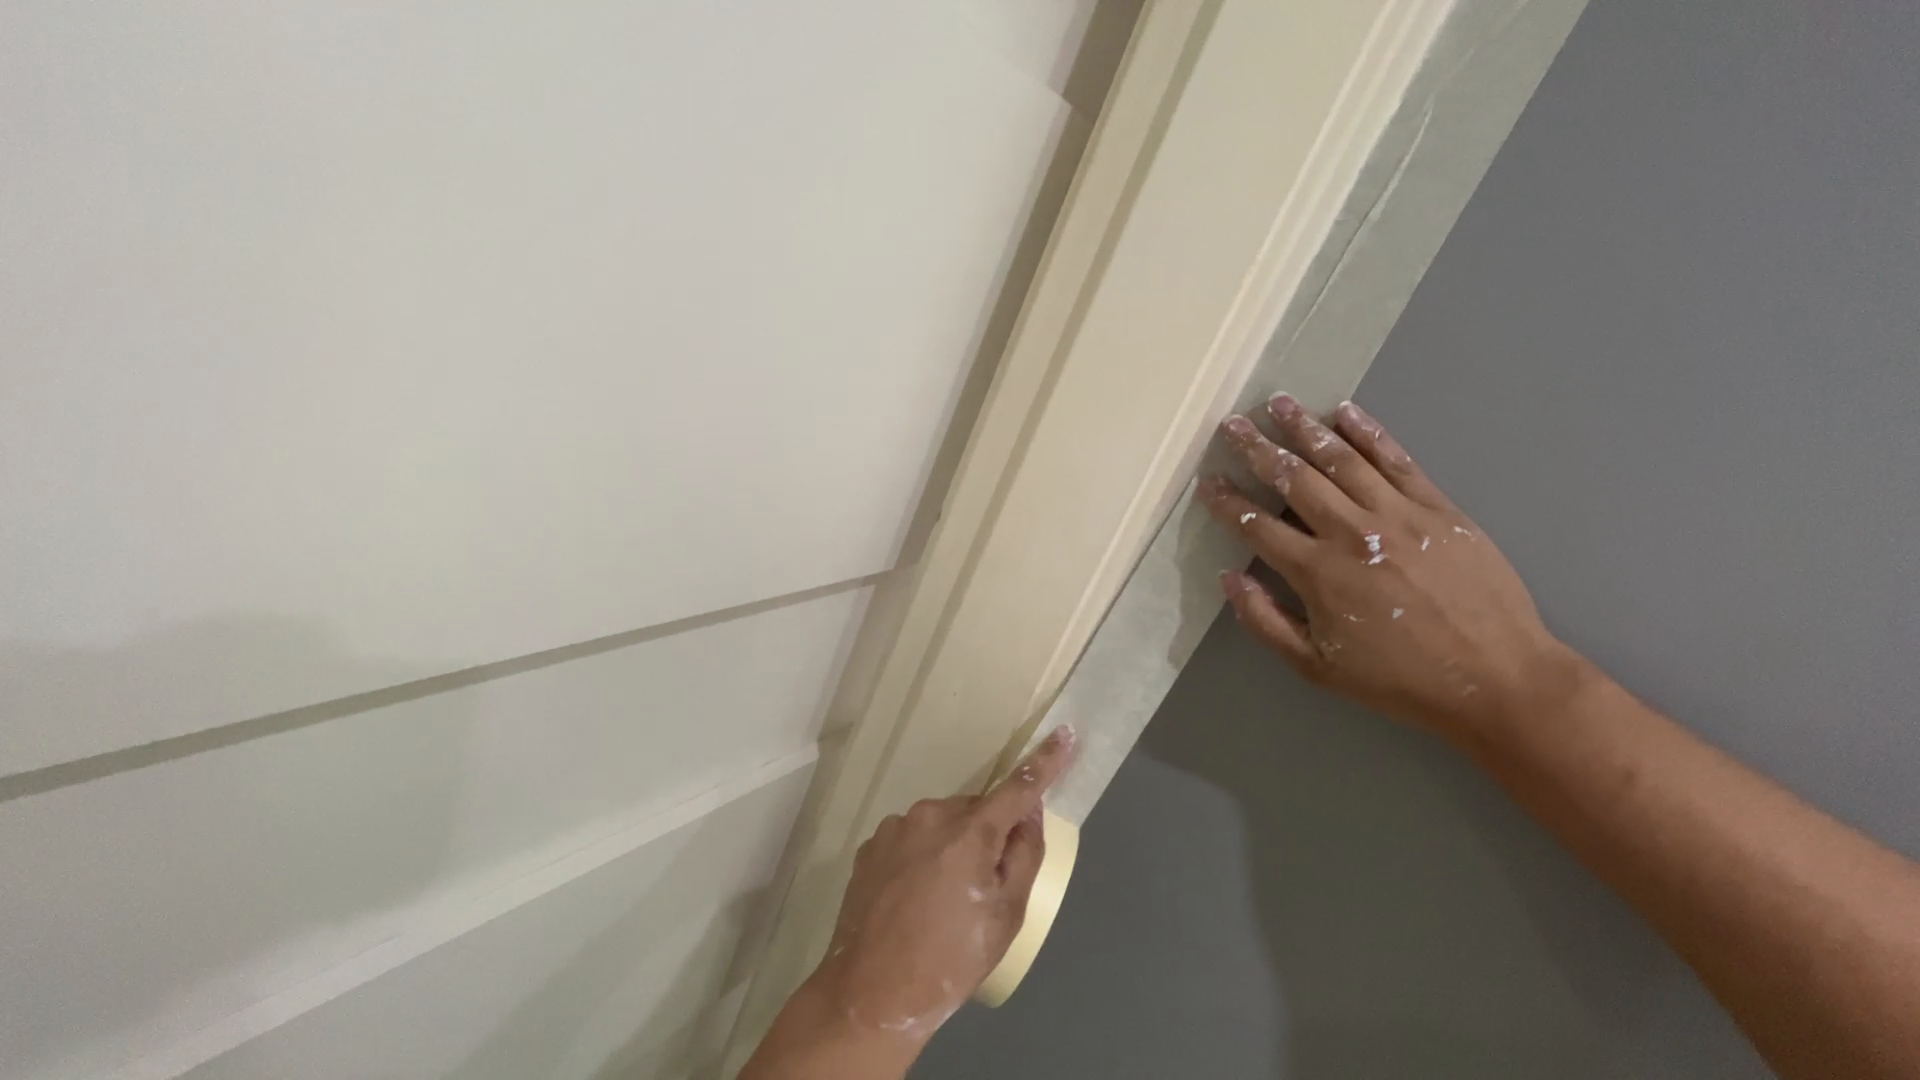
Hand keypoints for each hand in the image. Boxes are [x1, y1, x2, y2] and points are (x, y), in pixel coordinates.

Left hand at [807, 726, 1078, 1041]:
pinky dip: (920, 858)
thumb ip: (1024, 856)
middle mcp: (930, 815)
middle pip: (975, 812)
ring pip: (940, 826)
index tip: (1064, 734)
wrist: (871, 993)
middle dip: (985, 836)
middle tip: (981, 889)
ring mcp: (895, 828)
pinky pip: (910, 840)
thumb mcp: (1006, 916)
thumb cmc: (950, 959)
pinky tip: (912, 900)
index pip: (1018, 788)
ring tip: (940, 902)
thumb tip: (1027, 817)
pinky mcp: (870, 846)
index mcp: (970, 832)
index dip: (1045, 762)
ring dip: (950, 848)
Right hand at [1197, 394, 1573, 743]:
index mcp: (1317, 572)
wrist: (1496, 677)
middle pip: (1294, 478)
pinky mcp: (1437, 506)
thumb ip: (1265, 621)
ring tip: (1279, 403)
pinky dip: (1369, 432)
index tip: (1207, 482)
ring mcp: (1398, 513)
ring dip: (1304, 428)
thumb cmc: (1399, 679)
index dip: (1228, 502)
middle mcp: (1351, 532)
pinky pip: (1396, 459)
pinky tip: (1345, 412)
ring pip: (1341, 459)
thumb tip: (1230, 577)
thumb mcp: (1316, 667)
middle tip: (1232, 424)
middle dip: (1257, 449)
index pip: (1258, 525)